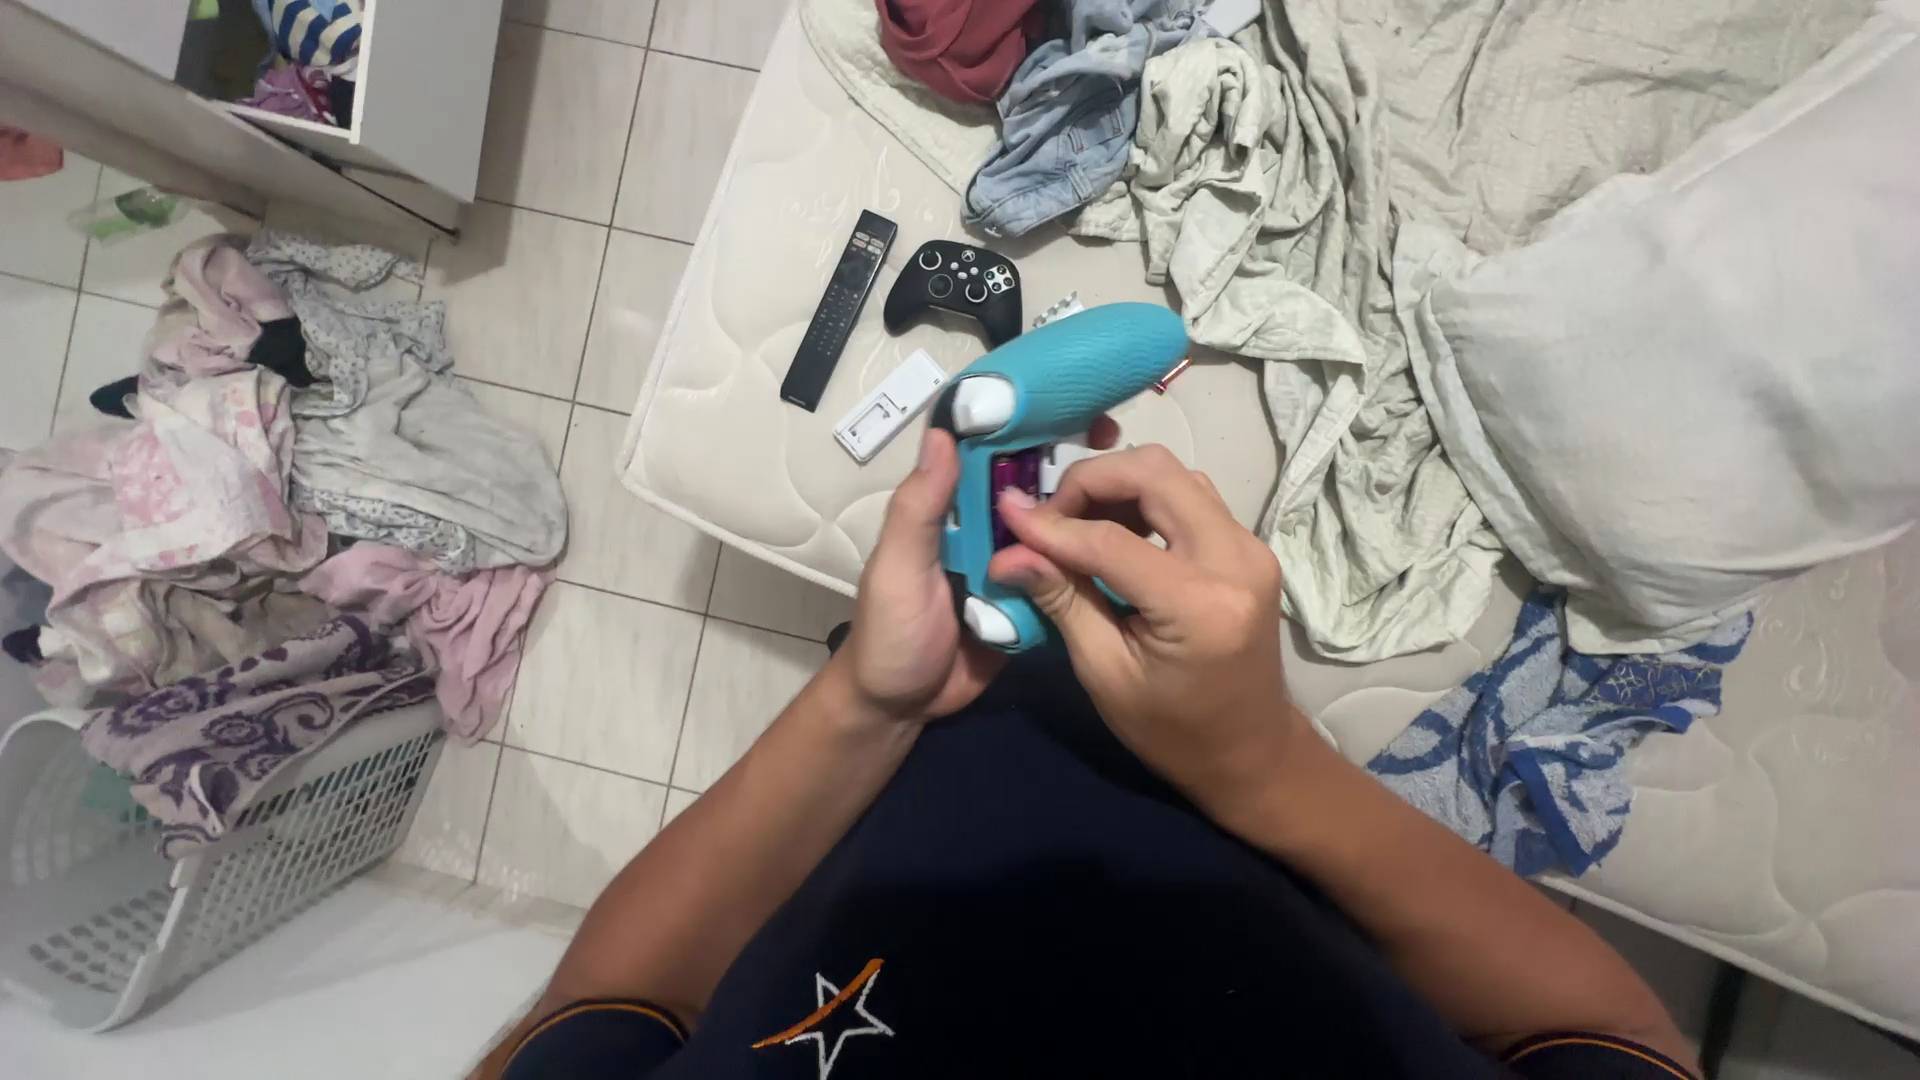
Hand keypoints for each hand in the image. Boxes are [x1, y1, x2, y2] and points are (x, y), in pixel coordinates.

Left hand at [833, 420, 1121, 724]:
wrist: (902, 708)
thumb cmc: (890, 634)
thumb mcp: (896, 568)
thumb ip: (918, 509)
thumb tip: (944, 434)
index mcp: (950, 509)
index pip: (989, 452)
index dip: (1026, 422)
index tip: (1072, 402)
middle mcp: (983, 526)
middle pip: (1032, 483)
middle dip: (1072, 462)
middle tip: (1122, 448)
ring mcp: (1012, 563)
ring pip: (1055, 524)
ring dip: (1090, 508)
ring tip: (1139, 496)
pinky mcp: (1033, 599)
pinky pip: (1065, 572)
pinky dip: (1091, 559)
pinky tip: (1134, 546)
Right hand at [988, 445, 1308, 803]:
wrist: (1249, 750)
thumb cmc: (1172, 729)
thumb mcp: (1105, 672)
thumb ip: (1061, 600)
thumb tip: (1007, 553)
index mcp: (1201, 607)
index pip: (1113, 540)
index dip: (1052, 525)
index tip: (1007, 515)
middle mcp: (1236, 561)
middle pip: (1155, 474)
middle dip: (1090, 480)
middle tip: (1049, 517)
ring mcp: (1250, 547)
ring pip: (1174, 473)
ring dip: (1118, 483)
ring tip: (1076, 523)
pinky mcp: (1247, 545)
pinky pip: (1189, 494)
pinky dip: (1143, 496)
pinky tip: (1113, 528)